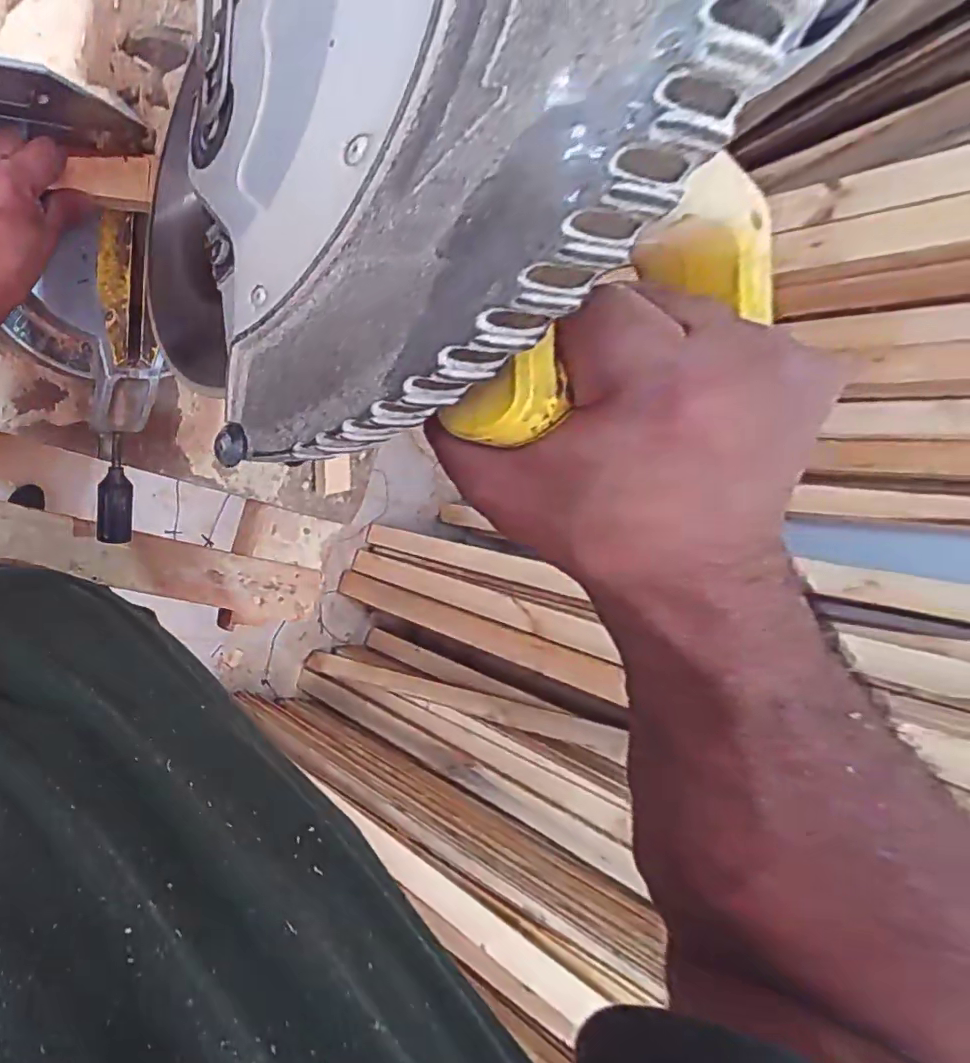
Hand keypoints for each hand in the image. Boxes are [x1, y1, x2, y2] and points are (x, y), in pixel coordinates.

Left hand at [0, 129, 94, 323]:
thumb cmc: (2, 275)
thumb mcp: (43, 244)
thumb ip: (62, 211)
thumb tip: (81, 195)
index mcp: (16, 180)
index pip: (46, 149)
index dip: (50, 165)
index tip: (48, 178)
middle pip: (10, 139)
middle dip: (16, 160)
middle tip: (14, 189)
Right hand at [426, 283, 849, 590]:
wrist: (686, 574)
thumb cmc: (585, 529)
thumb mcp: (492, 484)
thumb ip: (453, 426)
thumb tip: (441, 382)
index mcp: (656, 382)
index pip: (593, 303)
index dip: (552, 331)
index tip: (535, 369)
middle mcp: (735, 356)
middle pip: (644, 297)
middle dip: (597, 332)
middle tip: (573, 382)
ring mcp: (784, 360)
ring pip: (687, 310)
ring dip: (645, 339)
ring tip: (623, 392)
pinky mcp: (811, 370)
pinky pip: (729, 333)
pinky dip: (692, 354)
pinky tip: (671, 398)